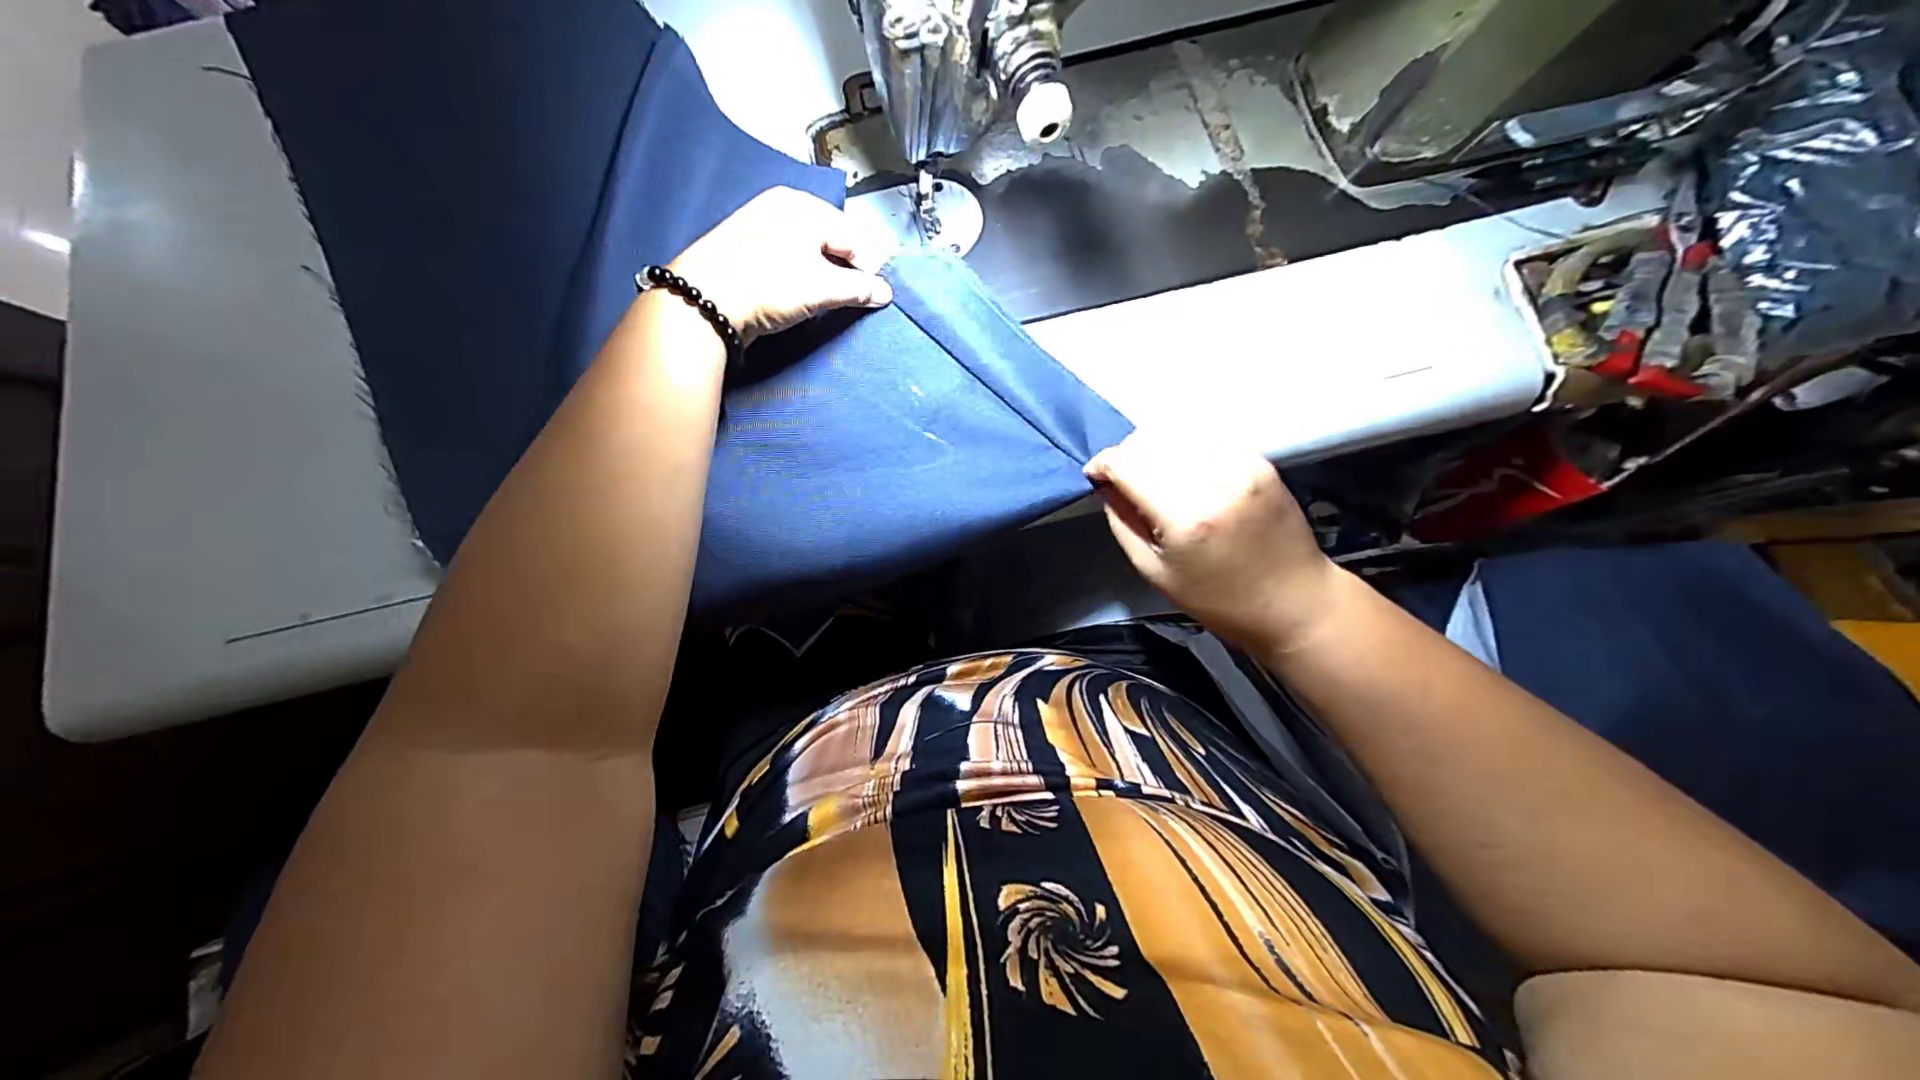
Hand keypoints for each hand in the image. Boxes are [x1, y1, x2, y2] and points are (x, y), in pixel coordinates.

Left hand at [667, 187, 895, 344]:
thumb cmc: (768, 286)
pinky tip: (793, 295)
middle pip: (830, 241)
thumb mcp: (822, 289)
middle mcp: (781, 206)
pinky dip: (796, 275)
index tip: (876, 296)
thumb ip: (859, 288)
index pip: (854, 237)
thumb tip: (884, 292)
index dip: (869, 268)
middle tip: (849, 300)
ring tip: (821, 301)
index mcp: (804, 205)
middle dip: (844, 271)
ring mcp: (758, 223)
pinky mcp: (742, 247)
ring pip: (806, 250)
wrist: (703, 301)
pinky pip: (784, 258)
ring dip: (820, 275)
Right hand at [1085, 431, 1352, 651]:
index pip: (1127, 463)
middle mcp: (1215, 481)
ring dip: (1155, 448)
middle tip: (1123, 479)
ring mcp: (1242, 466)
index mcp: (1185, 517)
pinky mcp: (1259, 462)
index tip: (1095, 474)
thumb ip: (1123, 522)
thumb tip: (1107, 485)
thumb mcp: (1155, 572)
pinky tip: (1185, 472)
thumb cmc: (1219, 599)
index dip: (1102, 464)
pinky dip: (1186, 448)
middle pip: (1150, 440)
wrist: (1294, 602)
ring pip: (1177, 432)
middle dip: (1127, 455)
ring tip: (1154, 475)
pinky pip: (1207, 438)